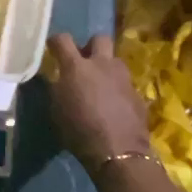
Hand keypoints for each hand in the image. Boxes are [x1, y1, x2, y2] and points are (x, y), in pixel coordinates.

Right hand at [44, 34, 152, 162]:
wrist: (118, 152)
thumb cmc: (79, 131)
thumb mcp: (57, 109)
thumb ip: (57, 88)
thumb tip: (58, 79)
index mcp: (77, 67)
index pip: (63, 39)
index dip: (56, 42)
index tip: (53, 49)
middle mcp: (102, 65)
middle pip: (100, 39)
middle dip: (90, 46)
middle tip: (84, 63)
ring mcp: (123, 79)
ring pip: (115, 61)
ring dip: (107, 68)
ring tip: (100, 85)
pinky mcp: (138, 95)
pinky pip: (125, 84)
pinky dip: (118, 90)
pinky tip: (114, 106)